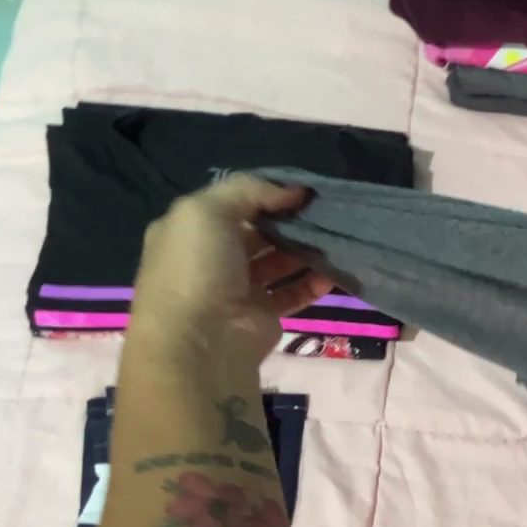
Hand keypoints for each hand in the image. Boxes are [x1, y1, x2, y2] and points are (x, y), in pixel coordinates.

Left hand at [129, 176, 334, 367]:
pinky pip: (293, 293)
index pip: (234, 204)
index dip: (267, 196)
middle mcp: (214, 257)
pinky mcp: (264, 313)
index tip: (304, 194)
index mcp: (191, 229)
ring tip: (334, 244)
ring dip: (306, 253)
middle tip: (326, 218)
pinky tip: (331, 275)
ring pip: (279, 263)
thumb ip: (250, 191)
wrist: (202, 336)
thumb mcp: (208, 211)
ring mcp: (239, 287)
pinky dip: (313, 284)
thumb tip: (296, 190)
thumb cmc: (197, 267)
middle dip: (291, 224)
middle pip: (260, 233)